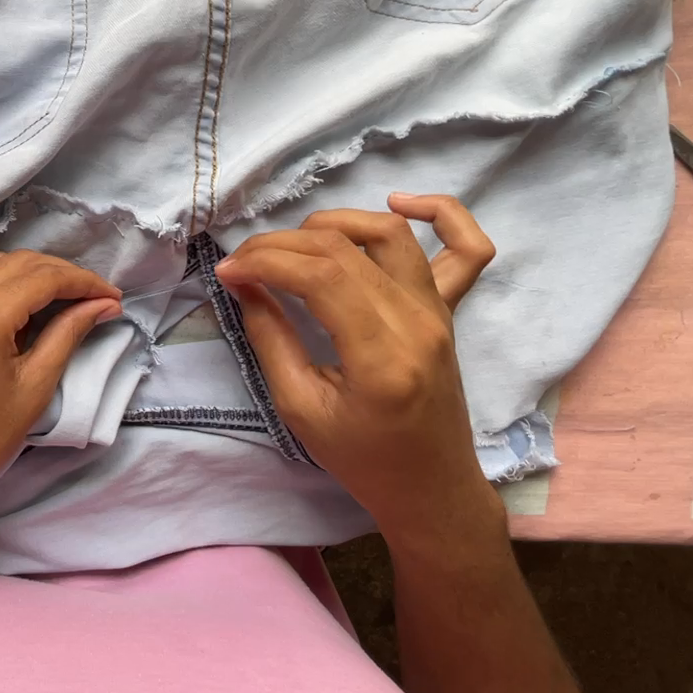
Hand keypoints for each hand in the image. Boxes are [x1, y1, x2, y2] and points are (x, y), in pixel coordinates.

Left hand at [0, 251, 121, 529]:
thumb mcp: (33, 389)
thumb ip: (68, 335)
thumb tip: (103, 304)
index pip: (42, 277)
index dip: (83, 282)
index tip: (113, 296)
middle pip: (19, 263)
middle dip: (62, 274)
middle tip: (96, 298)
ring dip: (34, 273)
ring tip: (68, 299)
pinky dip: (5, 281)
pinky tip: (28, 303)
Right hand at [215, 193, 499, 549]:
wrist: (430, 488)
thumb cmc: (361, 458)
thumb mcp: (298, 406)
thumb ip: (269, 337)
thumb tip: (241, 282)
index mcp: (383, 355)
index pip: (321, 274)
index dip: (264, 261)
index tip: (226, 272)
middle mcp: (419, 321)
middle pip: (343, 248)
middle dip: (279, 244)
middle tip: (242, 264)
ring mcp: (440, 311)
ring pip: (389, 234)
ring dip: (332, 223)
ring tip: (293, 243)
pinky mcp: (447, 310)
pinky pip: (465, 250)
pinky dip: (441, 214)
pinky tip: (399, 204)